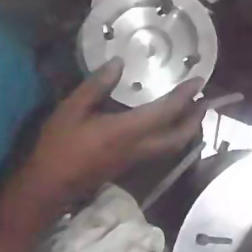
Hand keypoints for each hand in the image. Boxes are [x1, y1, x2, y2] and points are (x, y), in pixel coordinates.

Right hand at [19, 62, 204, 207]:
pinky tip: (164, 126)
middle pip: (178, 137)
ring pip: (171, 146)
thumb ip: (96, 85)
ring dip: (186, 129)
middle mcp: (138, 148)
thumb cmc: (58, 146)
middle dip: (195, 119)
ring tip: (192, 111)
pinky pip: (159, 150)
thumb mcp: (71, 109)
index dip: (184, 96)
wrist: (47, 188)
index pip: (165, 112)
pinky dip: (170, 136)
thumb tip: (119, 62)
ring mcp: (134, 160)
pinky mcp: (127, 166)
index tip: (199, 81)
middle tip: (205, 100)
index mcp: (127, 131)